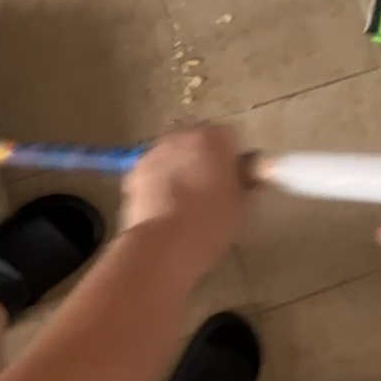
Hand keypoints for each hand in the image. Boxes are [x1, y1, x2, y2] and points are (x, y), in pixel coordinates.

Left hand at [122, 125, 251, 281]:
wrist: (164, 244)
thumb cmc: (211, 223)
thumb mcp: (242, 205)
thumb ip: (245, 182)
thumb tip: (245, 175)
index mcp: (214, 139)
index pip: (230, 137)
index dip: (233, 158)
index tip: (236, 180)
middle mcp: (183, 136)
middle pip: (198, 140)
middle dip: (205, 158)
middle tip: (211, 190)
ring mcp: (155, 151)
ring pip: (174, 153)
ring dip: (180, 168)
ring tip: (185, 201)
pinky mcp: (135, 170)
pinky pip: (154, 169)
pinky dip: (159, 181)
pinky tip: (164, 207)